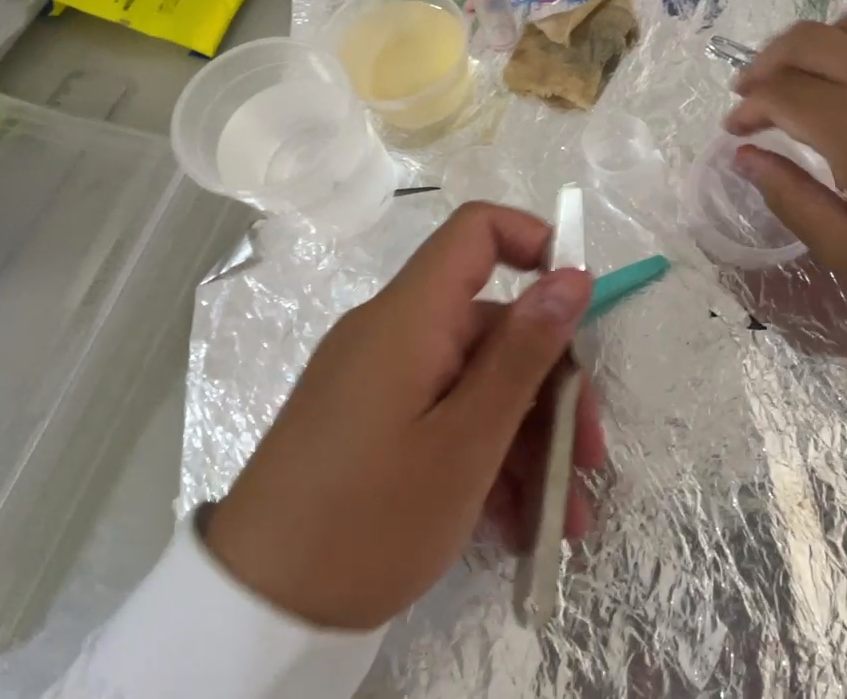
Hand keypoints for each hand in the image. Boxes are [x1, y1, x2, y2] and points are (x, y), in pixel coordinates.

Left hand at [204, 204, 605, 630]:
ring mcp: (382, 383)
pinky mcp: (374, 425)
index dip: (536, 245)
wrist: (257, 614)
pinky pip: (447, 418)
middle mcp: (394, 336)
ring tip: (560, 518)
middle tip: (589, 460)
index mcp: (410, 319)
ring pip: (480, 383)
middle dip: (553, 389)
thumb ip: (524, 351)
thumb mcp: (468, 440)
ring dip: (530, 443)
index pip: (476, 231)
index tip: (581, 306)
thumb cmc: (371, 519)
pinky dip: (488, 459)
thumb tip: (573, 274)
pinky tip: (516, 522)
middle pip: (495, 327)